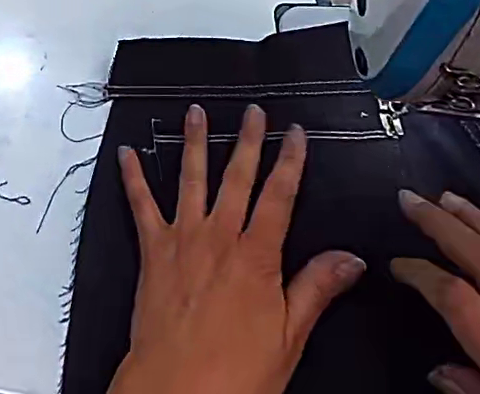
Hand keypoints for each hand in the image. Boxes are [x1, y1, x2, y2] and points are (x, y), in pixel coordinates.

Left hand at [109, 104, 366, 393]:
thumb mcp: (289, 337)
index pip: (279, 194)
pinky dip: (133, 179)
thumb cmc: (232, 377)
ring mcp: (184, 239)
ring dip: (195, 143)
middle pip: (238, 176)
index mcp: (255, 255)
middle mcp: (219, 237)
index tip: (295, 133)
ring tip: (196, 113)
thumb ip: (317, 289)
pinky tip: (127, 155)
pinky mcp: (154, 252)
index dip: (290, 160)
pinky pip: (141, 207)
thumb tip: (351, 259)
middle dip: (249, 140)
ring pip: (192, 179)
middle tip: (254, 112)